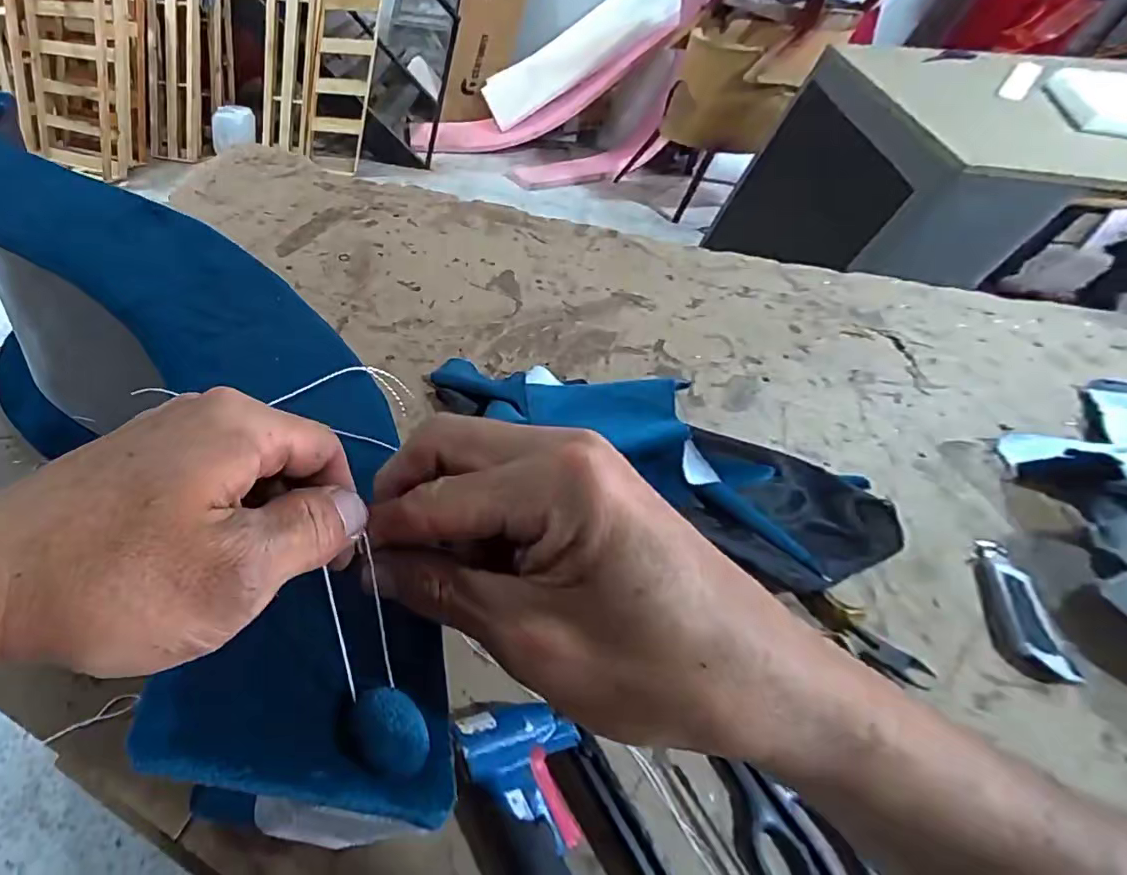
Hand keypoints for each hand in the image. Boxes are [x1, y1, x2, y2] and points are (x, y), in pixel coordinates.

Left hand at [0, 389, 365, 677]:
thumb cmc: (124, 579)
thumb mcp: (238, 570)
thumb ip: (310, 531)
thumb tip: (353, 504)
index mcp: (237, 422)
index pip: (324, 448)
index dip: (338, 506)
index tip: (324, 567)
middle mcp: (200, 410)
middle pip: (281, 457)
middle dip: (289, 518)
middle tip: (265, 583)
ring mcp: (158, 431)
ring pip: (238, 473)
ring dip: (247, 524)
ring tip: (216, 578)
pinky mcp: (128, 458)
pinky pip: (196, 480)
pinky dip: (208, 520)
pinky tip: (173, 562)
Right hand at [368, 416, 850, 761]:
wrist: (774, 684)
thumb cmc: (657, 671)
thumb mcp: (533, 641)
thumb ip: (442, 592)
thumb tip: (373, 566)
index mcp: (556, 478)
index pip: (439, 494)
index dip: (388, 529)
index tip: (352, 561)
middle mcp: (561, 442)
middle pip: (445, 443)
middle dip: (404, 492)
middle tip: (387, 551)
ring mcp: (576, 453)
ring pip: (468, 453)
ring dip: (437, 499)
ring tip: (435, 562)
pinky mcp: (584, 473)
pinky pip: (501, 471)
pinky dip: (472, 506)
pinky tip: (479, 555)